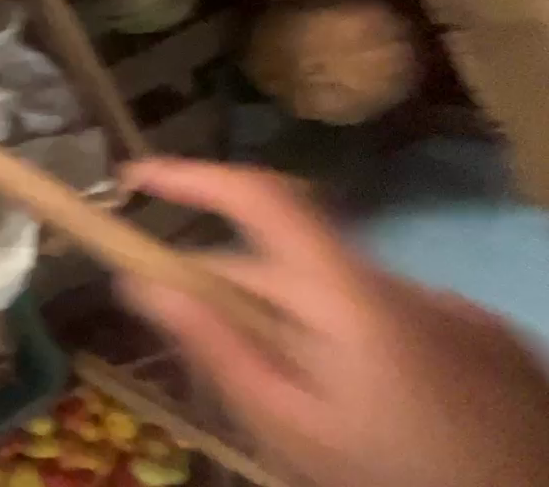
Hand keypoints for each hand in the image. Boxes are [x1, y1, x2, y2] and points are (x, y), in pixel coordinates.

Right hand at [116, 158, 548, 486]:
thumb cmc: (396, 480)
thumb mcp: (287, 427)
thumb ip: (213, 347)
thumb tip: (137, 280)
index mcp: (355, 300)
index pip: (262, 199)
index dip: (192, 177)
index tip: (134, 178)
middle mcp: (410, 287)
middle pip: (288, 260)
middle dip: (229, 284)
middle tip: (191, 330)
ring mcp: (465, 315)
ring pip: (336, 290)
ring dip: (290, 316)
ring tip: (284, 386)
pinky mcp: (500, 344)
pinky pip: (390, 314)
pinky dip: (350, 336)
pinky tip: (358, 397)